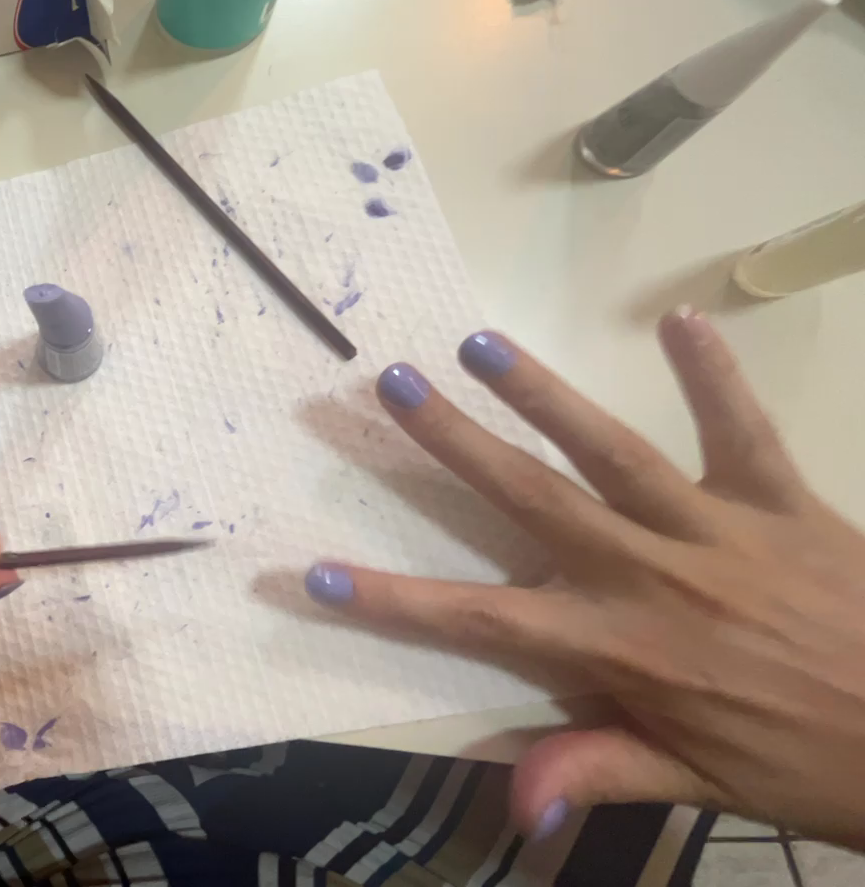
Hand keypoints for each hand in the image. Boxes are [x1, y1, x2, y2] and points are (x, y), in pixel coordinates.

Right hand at [305, 308, 864, 847]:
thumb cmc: (818, 766)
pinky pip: (745, 432)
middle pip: (530, 495)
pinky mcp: (785, 504)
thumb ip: (596, 772)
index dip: (390, 601)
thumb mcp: (700, 783)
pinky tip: (677, 319)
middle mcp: (650, 574)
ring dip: (542, 393)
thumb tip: (510, 810)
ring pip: (613, 450)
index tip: (316, 575)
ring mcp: (717, 532)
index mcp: (619, 644)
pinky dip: (715, 376)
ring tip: (481, 344)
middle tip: (394, 382)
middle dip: (453, 438)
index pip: (477, 618)